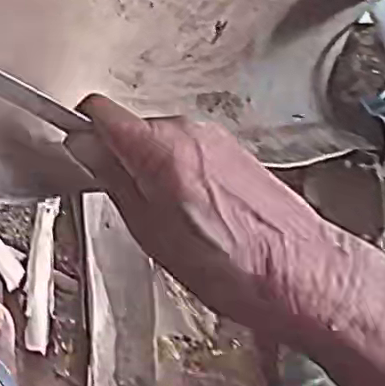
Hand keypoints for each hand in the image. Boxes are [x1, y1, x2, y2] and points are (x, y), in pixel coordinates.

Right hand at [67, 94, 369, 334]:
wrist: (305, 275)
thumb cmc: (233, 266)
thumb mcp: (150, 231)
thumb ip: (112, 180)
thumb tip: (84, 148)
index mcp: (157, 147)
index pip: (99, 110)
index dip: (82, 129)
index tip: (78, 148)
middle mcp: (184, 130)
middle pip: (129, 127)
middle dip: (120, 156)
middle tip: (129, 202)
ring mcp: (211, 136)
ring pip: (157, 139)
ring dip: (151, 165)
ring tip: (169, 215)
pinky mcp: (231, 148)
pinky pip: (185, 147)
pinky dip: (178, 169)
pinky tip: (195, 210)